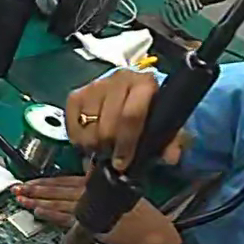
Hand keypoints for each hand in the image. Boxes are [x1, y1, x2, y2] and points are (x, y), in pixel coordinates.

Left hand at [13, 178, 181, 243]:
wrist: (151, 233)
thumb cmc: (138, 216)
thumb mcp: (116, 194)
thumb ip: (97, 186)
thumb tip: (82, 175)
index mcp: (96, 183)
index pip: (64, 180)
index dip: (44, 181)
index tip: (28, 182)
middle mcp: (91, 191)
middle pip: (56, 189)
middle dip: (34, 189)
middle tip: (16, 189)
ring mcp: (91, 207)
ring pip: (57, 202)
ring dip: (37, 201)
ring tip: (22, 200)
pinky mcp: (92, 222)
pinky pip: (66, 217)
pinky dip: (51, 214)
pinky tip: (38, 212)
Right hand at [67, 69, 189, 170]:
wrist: (129, 93)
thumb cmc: (147, 112)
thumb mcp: (164, 124)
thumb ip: (170, 141)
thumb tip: (171, 157)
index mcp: (144, 84)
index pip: (131, 116)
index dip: (126, 144)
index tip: (121, 164)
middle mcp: (118, 80)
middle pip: (107, 125)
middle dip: (108, 148)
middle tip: (111, 156)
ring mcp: (95, 86)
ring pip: (87, 127)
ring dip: (93, 145)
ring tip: (101, 148)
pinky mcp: (76, 95)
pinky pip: (72, 126)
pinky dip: (78, 140)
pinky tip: (88, 141)